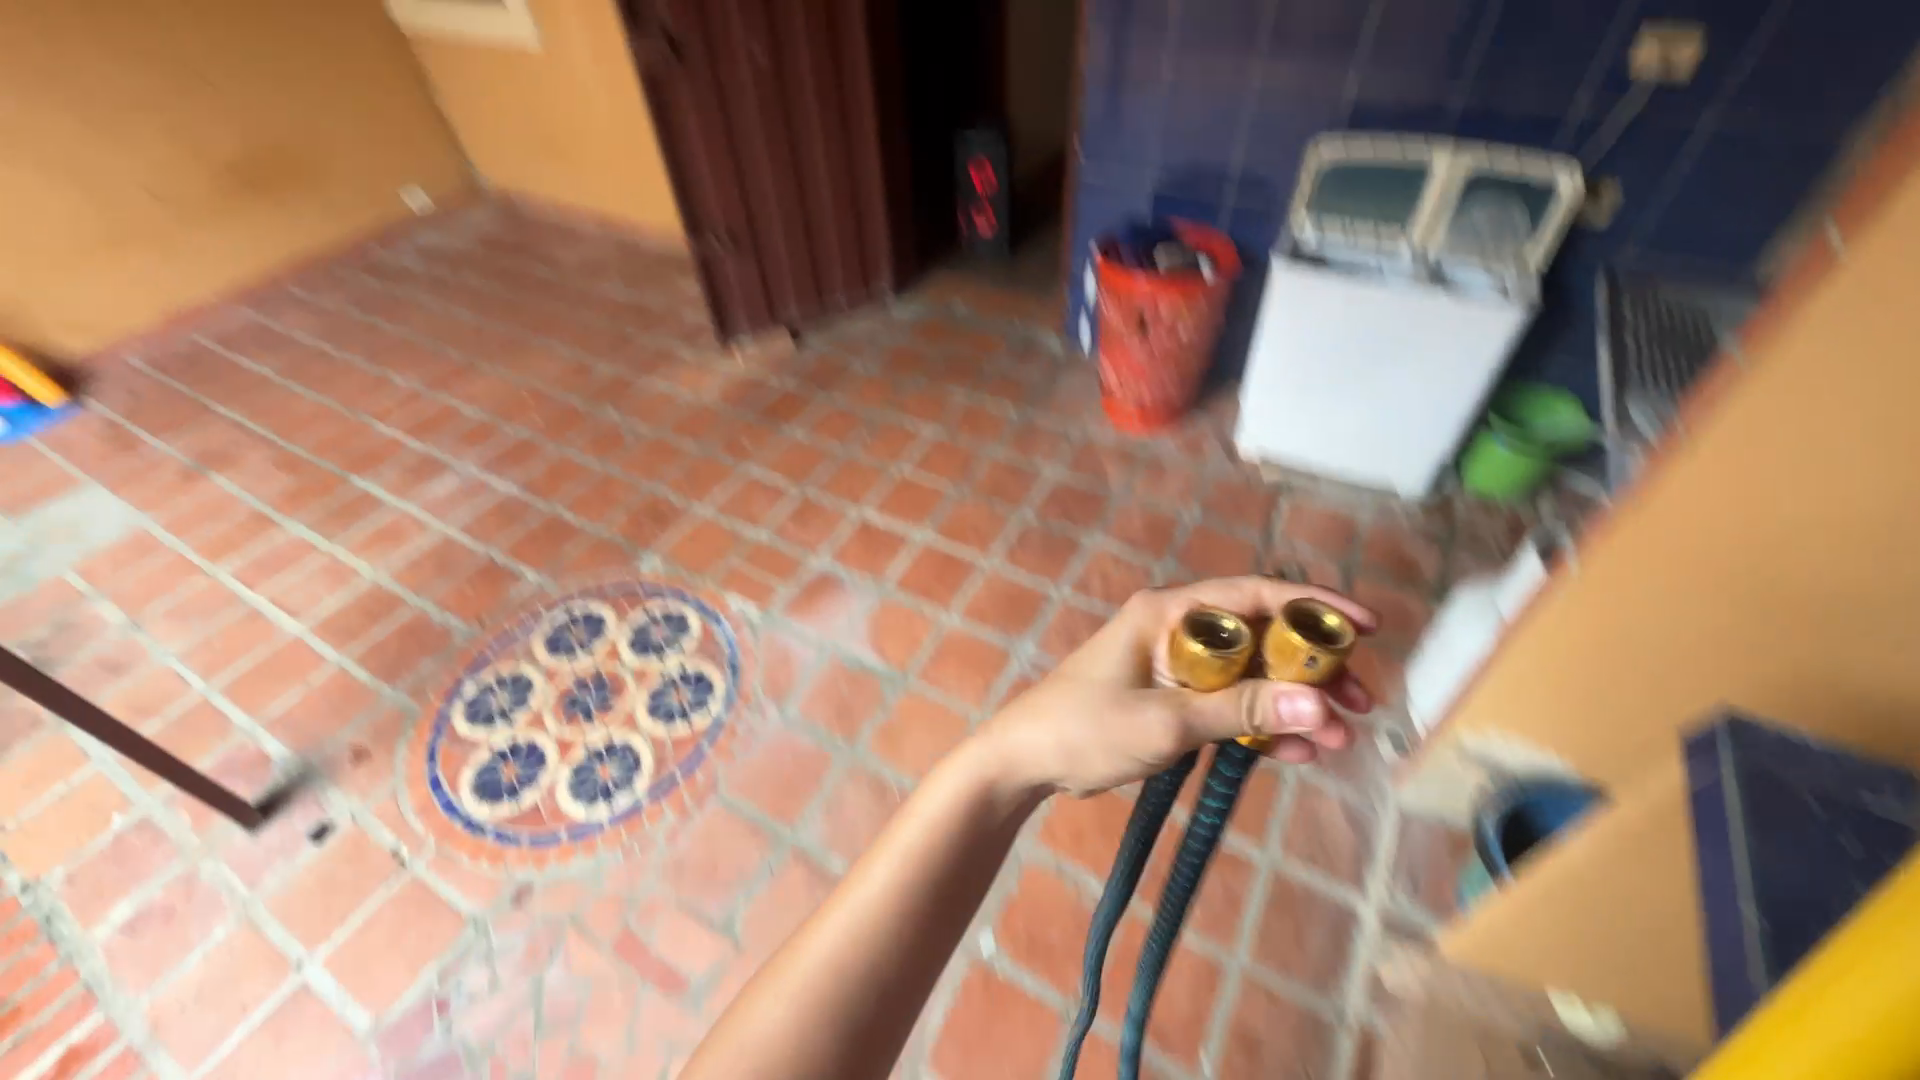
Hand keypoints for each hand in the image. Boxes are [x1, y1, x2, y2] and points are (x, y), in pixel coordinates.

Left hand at [975, 577, 1375, 797]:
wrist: (1026, 761)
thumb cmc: (1085, 729)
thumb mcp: (1167, 721)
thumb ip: (1242, 711)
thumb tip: (1321, 705)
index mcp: (1169, 613)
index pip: (1254, 594)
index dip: (1314, 605)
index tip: (1367, 626)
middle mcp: (1177, 630)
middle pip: (1260, 636)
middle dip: (1311, 667)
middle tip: (1359, 701)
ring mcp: (1175, 666)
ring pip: (1250, 674)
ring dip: (1293, 702)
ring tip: (1340, 736)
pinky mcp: (1173, 699)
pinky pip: (1228, 704)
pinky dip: (1262, 725)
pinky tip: (1300, 752)